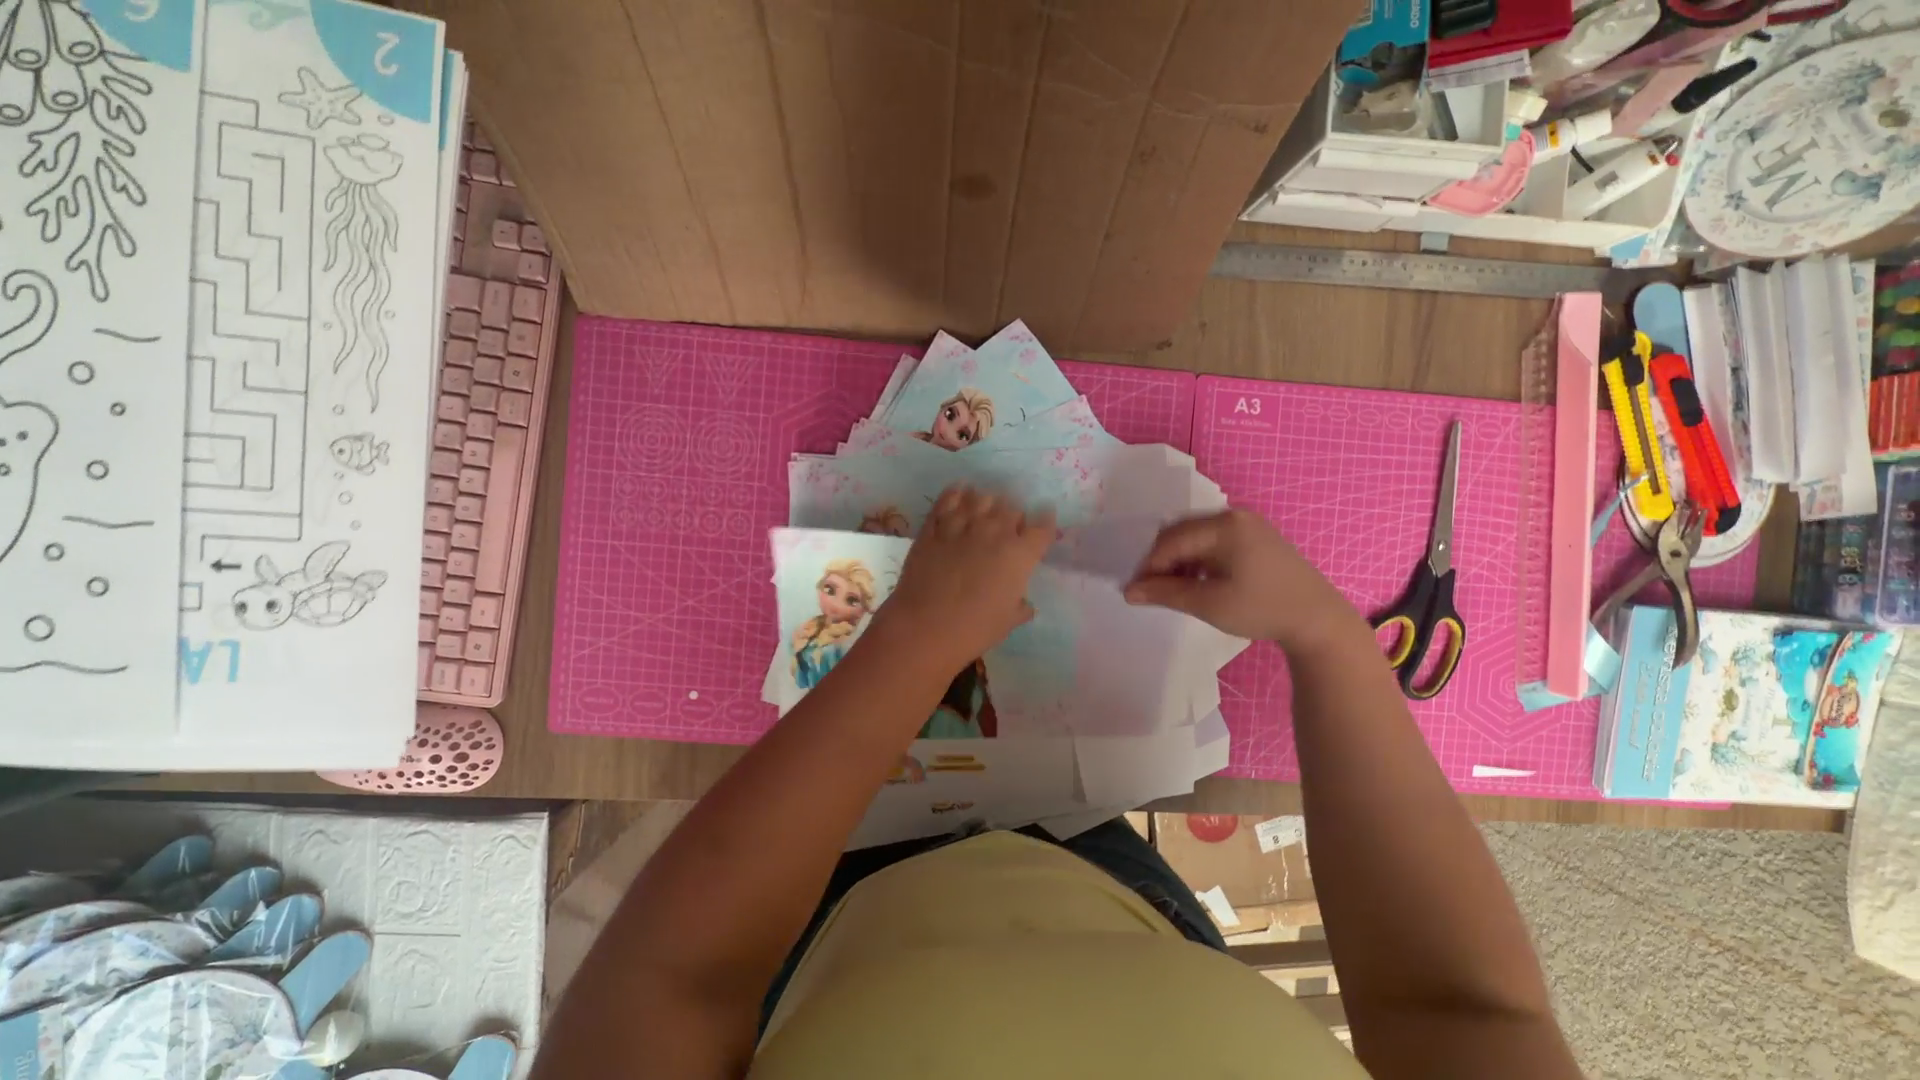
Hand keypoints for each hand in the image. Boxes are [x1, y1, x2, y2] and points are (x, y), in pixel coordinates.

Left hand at [872, 486, 1053, 670]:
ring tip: (983, 512)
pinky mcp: (934, 526)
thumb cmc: (974, 629)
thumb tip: (1025, 605)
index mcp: (1020, 554)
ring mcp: (962, 524)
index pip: (1042, 526)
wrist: (926, 625)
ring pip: (981, 496)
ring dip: (986, 503)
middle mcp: (995, 531)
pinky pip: (948, 498)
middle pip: (1011, 506)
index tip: (1041, 527)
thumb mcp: (1008, 622)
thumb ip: (1020, 607)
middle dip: (1013, 515)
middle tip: (1008, 528)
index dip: (1045, 523)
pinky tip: (958, 496)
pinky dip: (956, 494)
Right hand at [1124, 509, 1358, 650]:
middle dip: (1162, 562)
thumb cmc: (1261, 609)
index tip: (1133, 591)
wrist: (1318, 620)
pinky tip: (1197, 583)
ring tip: (1172, 590)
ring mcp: (1249, 526)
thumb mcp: (1209, 604)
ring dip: (1180, 562)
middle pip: (1183, 534)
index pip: (1171, 540)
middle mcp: (1235, 516)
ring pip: (1198, 539)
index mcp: (1224, 525)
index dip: (1148, 566)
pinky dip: (1200, 561)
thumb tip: (1129, 591)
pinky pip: (1216, 543)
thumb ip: (1166, 593)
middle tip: (1149, 590)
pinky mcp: (1257, 539)